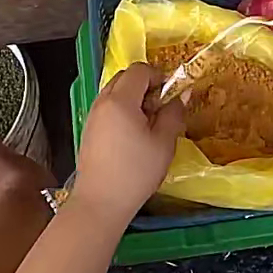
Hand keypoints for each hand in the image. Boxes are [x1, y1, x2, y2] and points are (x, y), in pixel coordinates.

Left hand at [73, 62, 185, 215]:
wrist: (101, 202)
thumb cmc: (136, 172)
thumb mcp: (163, 142)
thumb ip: (174, 113)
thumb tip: (183, 94)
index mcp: (120, 100)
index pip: (139, 70)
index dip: (158, 76)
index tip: (169, 96)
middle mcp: (102, 102)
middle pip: (125, 77)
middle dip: (145, 85)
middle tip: (160, 109)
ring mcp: (92, 116)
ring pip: (114, 92)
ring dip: (133, 98)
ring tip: (148, 125)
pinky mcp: (88, 130)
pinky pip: (107, 108)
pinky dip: (122, 111)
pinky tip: (132, 137)